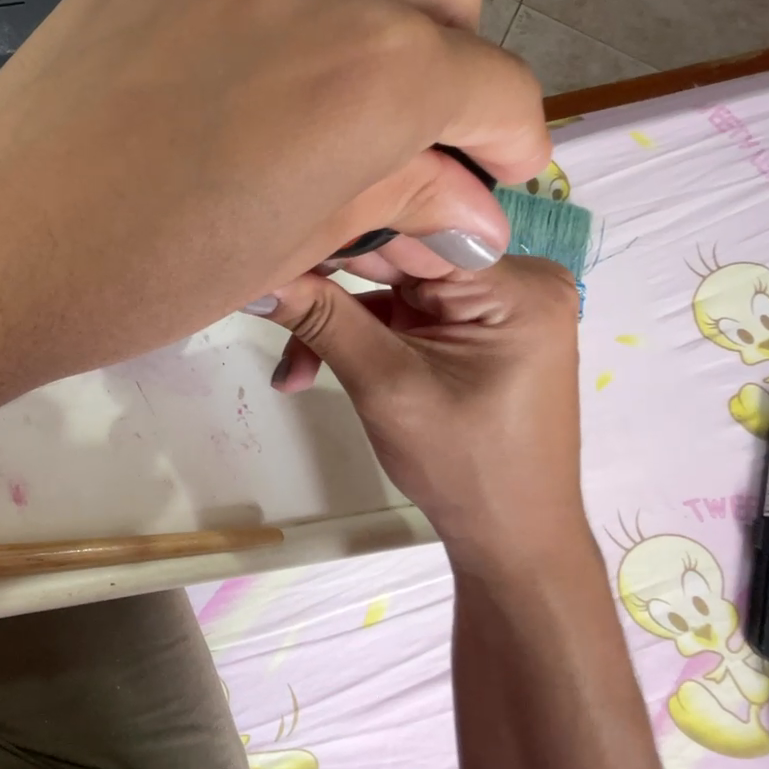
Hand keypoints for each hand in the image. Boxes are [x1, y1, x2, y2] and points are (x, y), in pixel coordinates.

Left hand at [0, 0, 549, 480]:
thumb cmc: (135, 281)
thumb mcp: (285, 250)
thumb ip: (389, 194)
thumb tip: (465, 192)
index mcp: (376, 69)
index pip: (494, 82)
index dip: (505, 138)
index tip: (487, 173)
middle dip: (444, 56)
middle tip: (401, 125)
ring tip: (322, 72)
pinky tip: (215, 66)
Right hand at [254, 256, 585, 562]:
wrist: (509, 536)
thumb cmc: (464, 464)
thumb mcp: (383, 384)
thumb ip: (321, 318)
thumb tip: (254, 276)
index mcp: (514, 284)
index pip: (406, 232)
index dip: (332, 239)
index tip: (270, 257)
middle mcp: (510, 278)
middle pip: (391, 259)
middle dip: (323, 293)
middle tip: (262, 305)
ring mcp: (489, 303)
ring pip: (382, 288)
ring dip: (329, 325)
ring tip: (290, 372)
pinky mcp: (467, 325)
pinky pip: (393, 312)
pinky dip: (351, 338)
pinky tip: (311, 369)